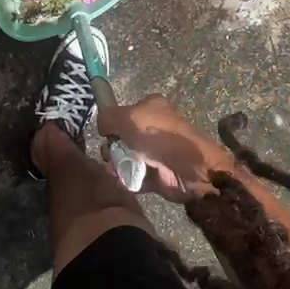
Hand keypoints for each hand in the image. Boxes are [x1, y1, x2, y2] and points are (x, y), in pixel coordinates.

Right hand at [96, 95, 234, 201]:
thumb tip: (101, 125)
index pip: (124, 113)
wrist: (187, 168)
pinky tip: (122, 181)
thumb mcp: (127, 117)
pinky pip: (134, 176)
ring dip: (117, 165)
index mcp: (150, 107)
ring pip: (125, 158)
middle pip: (121, 137)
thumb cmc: (157, 135)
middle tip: (110, 155)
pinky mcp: (156, 173)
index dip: (113, 124)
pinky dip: (127, 179)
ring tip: (116, 170)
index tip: (105, 134)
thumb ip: (107, 117)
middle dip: (112, 148)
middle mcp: (152, 128)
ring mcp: (154, 152)